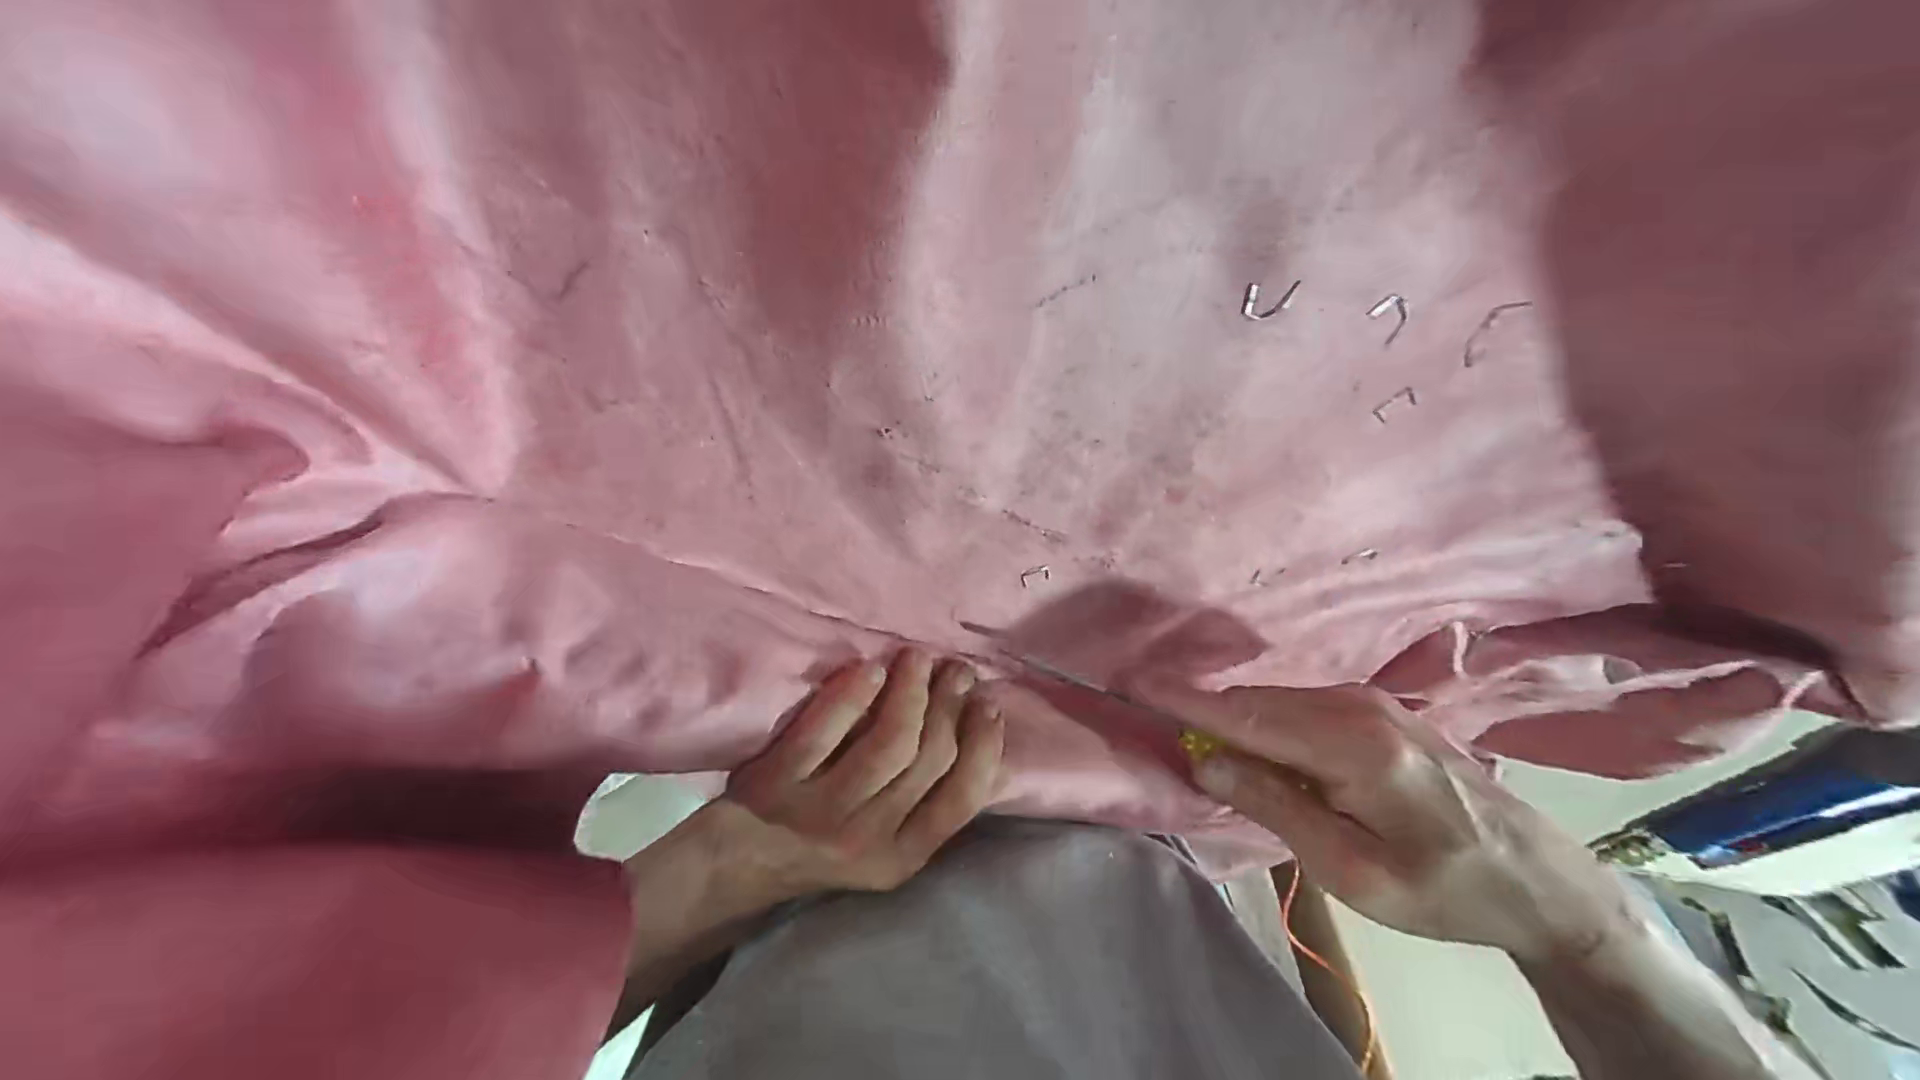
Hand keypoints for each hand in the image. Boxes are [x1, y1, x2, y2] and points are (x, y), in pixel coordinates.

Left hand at [705, 648, 1006, 903]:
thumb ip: (922, 802)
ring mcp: (820, 813)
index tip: (989, 704)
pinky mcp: (777, 786)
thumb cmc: (821, 843)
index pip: (962, 800)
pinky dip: (852, 696)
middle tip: (957, 669)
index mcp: (900, 857)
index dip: (984, 747)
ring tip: (918, 658)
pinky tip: (871, 669)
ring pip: (887, 744)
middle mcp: (866, 840)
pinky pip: (823, 733)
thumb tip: (973, 733)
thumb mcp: (881, 843)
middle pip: (928, 759)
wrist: (733, 867)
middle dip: (951, 705)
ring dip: (911, 692)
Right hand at [1134, 679, 1634, 963]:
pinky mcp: (1374, 707)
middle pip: (1252, 704)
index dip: (1183, 701)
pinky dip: (1266, 727)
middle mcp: (1355, 705)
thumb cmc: (1446, 889)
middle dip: (1205, 720)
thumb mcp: (1353, 871)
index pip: (1243, 715)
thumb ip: (1274, 807)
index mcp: (1351, 746)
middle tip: (1172, 749)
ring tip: (1218, 763)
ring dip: (1236, 726)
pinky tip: (1268, 759)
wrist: (1544, 880)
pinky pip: (1297, 707)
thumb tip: (1204, 761)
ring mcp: (1368, 700)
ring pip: (1272, 703)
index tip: (1132, 683)